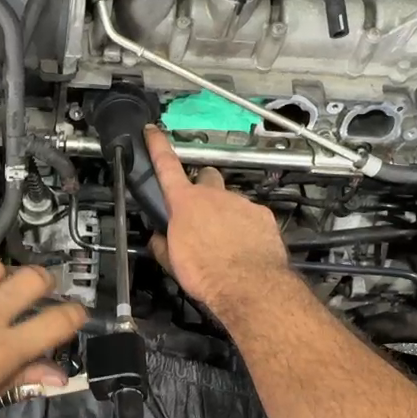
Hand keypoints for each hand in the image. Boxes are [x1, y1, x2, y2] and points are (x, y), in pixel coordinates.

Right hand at [144, 125, 289, 318]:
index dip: (157, 146)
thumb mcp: (172, 261)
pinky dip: (246, 227)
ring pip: (230, 200)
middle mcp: (214, 196)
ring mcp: (240, 203)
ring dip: (225, 214)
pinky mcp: (262, 215)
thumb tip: (158, 240)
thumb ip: (163, 243)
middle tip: (199, 211)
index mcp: (185, 203)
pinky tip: (243, 246)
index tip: (153, 131)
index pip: (166, 166)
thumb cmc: (207, 273)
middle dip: (202, 188)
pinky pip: (250, 215)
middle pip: (206, 178)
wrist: (248, 286)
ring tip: (224, 241)